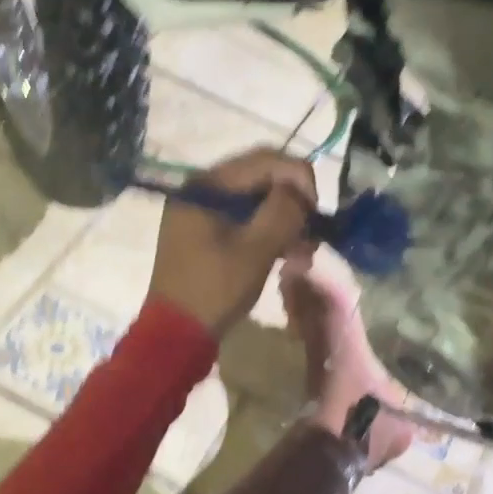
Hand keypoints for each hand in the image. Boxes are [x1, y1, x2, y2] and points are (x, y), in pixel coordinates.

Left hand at [148, 147, 317, 334]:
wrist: (175, 333)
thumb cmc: (214, 289)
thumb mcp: (256, 249)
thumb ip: (283, 212)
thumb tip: (299, 194)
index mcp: (207, 185)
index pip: (266, 160)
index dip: (300, 179)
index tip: (317, 214)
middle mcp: (202, 189)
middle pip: (262, 178)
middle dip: (293, 203)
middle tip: (312, 236)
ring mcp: (201, 212)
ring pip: (257, 201)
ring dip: (284, 221)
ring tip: (303, 254)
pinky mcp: (205, 234)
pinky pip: (245, 220)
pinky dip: (268, 234)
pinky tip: (287, 257)